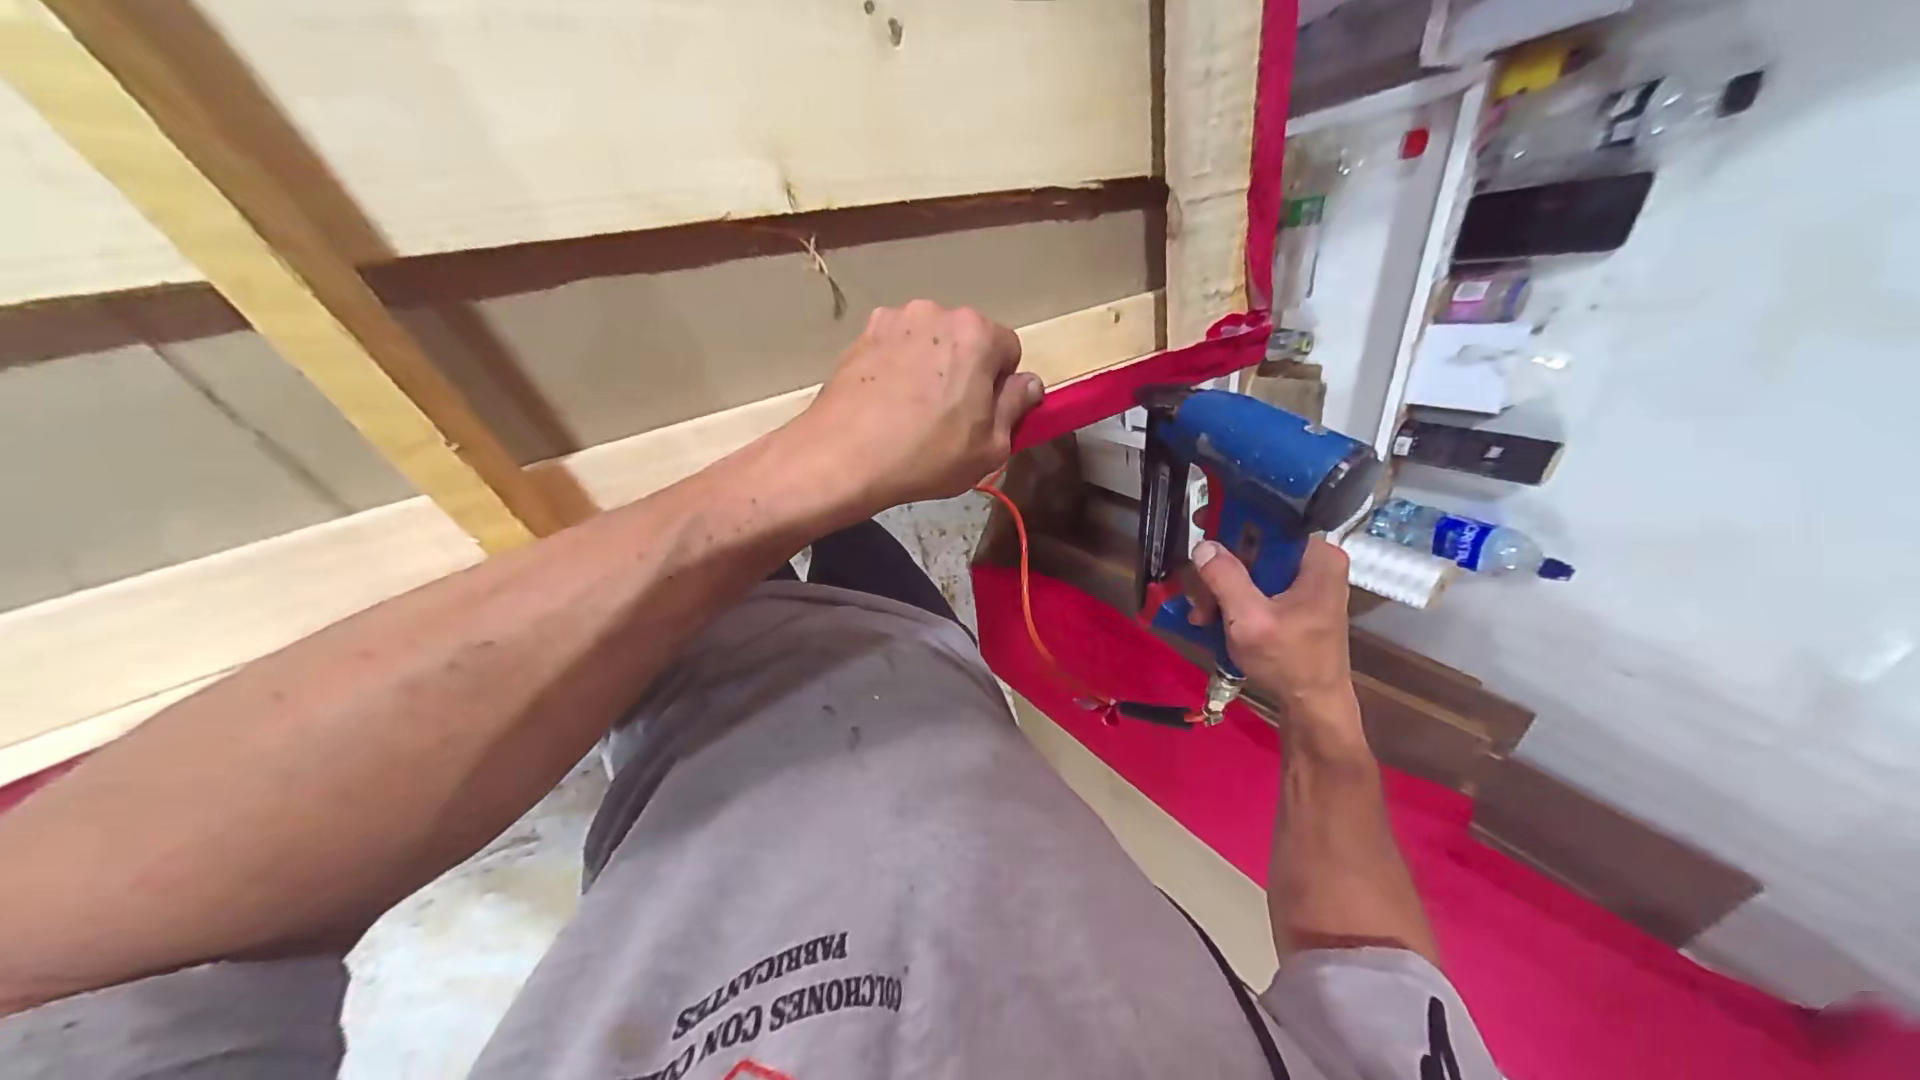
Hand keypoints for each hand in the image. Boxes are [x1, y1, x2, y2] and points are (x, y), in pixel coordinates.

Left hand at [789, 301, 1041, 512]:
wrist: (841, 457)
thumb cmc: (926, 455)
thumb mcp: (991, 446)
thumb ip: (1016, 406)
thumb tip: (1028, 383)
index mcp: (976, 333)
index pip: (1009, 350)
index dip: (1002, 386)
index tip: (984, 416)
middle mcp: (935, 313)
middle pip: (967, 341)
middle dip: (966, 372)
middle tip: (950, 418)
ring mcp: (893, 320)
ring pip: (929, 343)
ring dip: (931, 368)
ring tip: (913, 412)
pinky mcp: (860, 336)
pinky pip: (895, 349)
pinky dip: (898, 369)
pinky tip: (887, 404)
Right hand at [1189, 537, 1365, 750]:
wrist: (1312, 705)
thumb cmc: (1288, 661)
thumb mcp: (1249, 619)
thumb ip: (1225, 578)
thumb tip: (1203, 546)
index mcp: (1316, 557)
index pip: (1272, 517)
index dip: (1234, 515)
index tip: (1202, 520)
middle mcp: (1314, 563)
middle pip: (1255, 544)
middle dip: (1220, 566)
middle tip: (1197, 587)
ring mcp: (1303, 584)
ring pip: (1250, 567)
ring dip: (1220, 588)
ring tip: (1202, 614)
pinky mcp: (1293, 602)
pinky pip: (1255, 587)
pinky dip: (1231, 600)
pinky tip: (1213, 620)